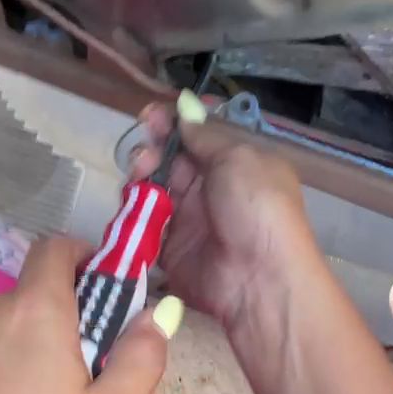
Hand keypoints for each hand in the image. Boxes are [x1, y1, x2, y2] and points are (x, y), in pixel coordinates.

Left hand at [0, 236, 172, 393]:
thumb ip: (142, 356)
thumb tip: (154, 316)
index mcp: (34, 310)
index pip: (55, 249)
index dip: (85, 257)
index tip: (104, 289)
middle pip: (31, 294)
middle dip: (64, 316)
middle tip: (87, 371)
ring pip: (2, 328)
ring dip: (29, 344)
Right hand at [131, 104, 319, 340]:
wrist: (259, 280)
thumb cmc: (258, 209)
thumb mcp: (240, 158)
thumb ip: (207, 136)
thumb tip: (185, 114)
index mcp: (236, 162)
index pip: (198, 135)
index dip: (174, 122)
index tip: (152, 115)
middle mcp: (211, 188)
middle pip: (170, 159)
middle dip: (152, 148)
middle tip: (147, 153)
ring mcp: (189, 218)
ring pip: (151, 188)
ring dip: (140, 176)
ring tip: (140, 175)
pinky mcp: (169, 247)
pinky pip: (143, 223)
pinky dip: (133, 211)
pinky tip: (133, 203)